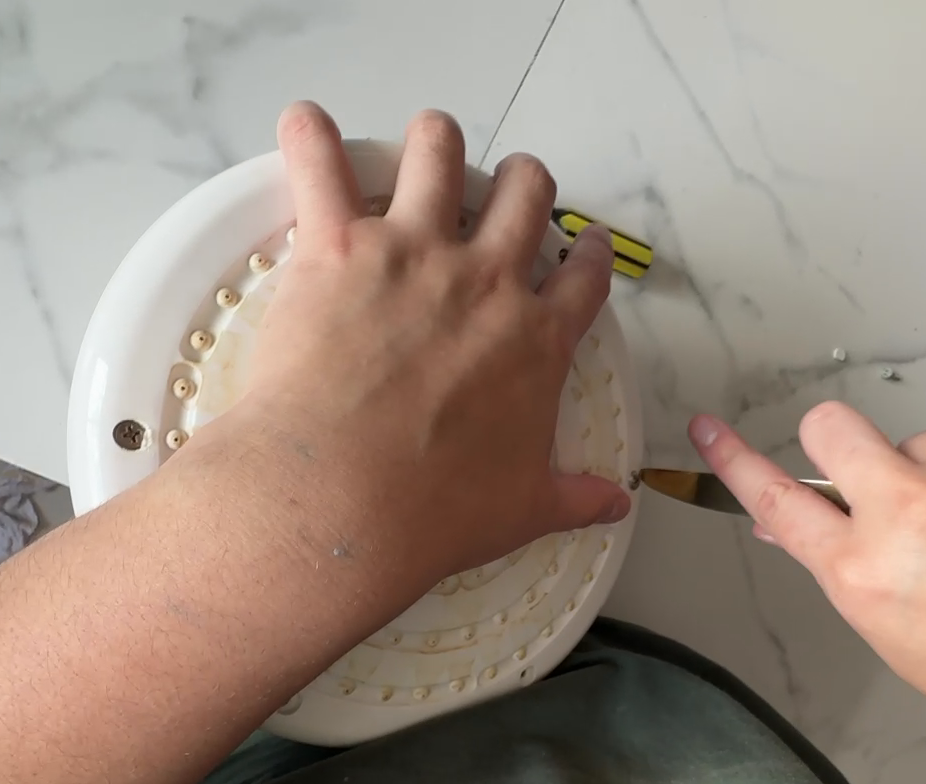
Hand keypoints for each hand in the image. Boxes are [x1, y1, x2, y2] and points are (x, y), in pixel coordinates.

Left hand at [167, 102, 628, 600]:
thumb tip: (619, 504)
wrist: (345, 501)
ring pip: (440, 149)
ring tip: (422, 161)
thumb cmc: (440, 511)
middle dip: (524, 186)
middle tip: (505, 201)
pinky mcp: (337, 245)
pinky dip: (311, 137)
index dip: (590, 252)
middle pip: (526, 192)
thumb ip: (578, 498)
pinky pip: (319, 159)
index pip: (585, 276)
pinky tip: (306, 129)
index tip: (584, 245)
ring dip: (437, 146)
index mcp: (537, 340)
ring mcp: (413, 252)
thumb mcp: (526, 510)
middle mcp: (486, 280)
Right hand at [689, 404, 925, 730]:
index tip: (708, 429)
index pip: (776, 500)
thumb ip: (850, 571)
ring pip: (925, 445)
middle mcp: (907, 515)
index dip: (733, 462)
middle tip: (879, 473)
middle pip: (832, 427)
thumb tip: (804, 530)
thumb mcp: (905, 638)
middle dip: (839, 443)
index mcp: (864, 576)